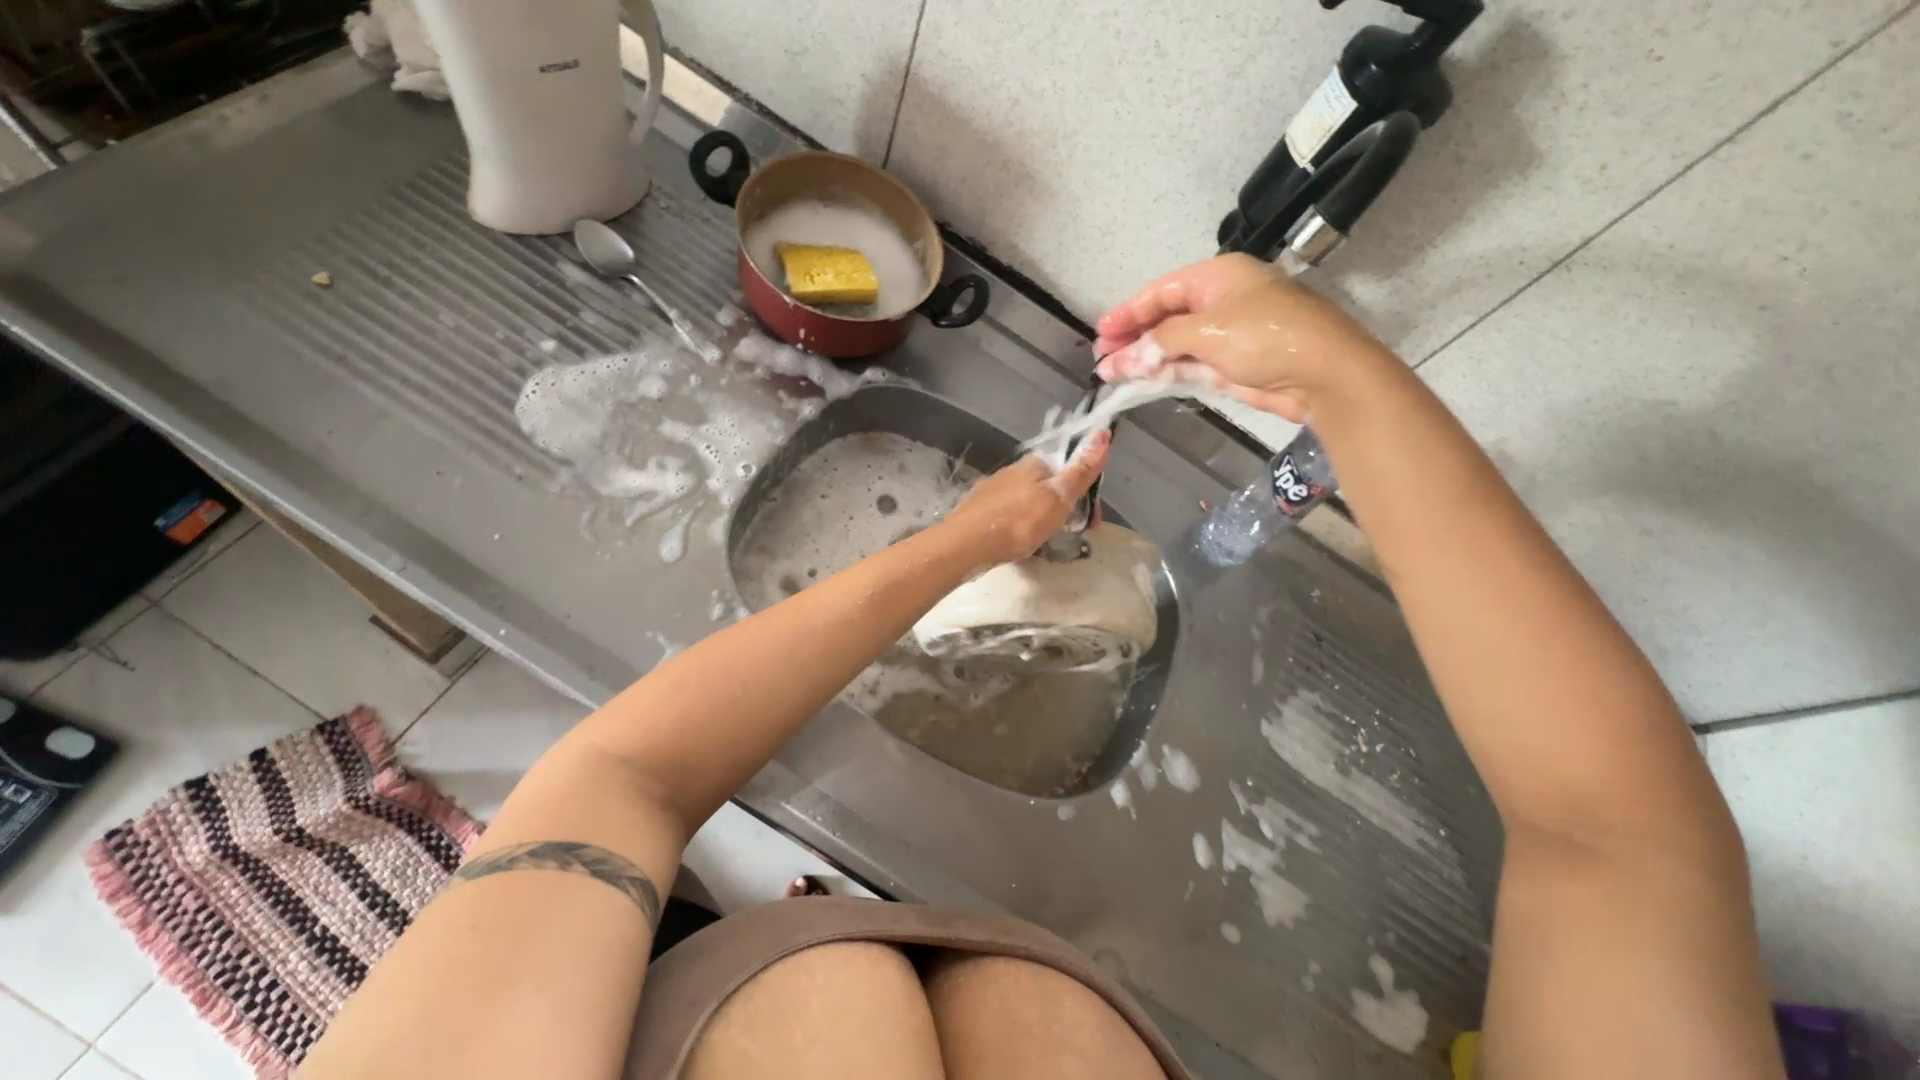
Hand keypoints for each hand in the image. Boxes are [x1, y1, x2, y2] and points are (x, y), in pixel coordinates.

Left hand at [939, 429, 1110, 565]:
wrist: (965, 546)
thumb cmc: (1018, 522)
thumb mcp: (1058, 498)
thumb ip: (1081, 470)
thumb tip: (1103, 432)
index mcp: (1034, 464)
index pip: (1068, 468)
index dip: (1085, 491)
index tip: (1094, 518)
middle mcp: (1012, 471)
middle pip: (1048, 485)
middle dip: (1065, 505)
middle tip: (1072, 532)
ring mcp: (994, 490)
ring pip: (1029, 499)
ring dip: (1044, 515)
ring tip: (1048, 538)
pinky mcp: (980, 510)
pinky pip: (1011, 513)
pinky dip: (1022, 524)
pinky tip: (1021, 539)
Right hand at [1091, 254, 1391, 422]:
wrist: (1324, 374)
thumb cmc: (1267, 337)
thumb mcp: (1208, 331)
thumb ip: (1162, 341)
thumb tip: (1128, 357)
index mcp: (1218, 277)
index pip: (1162, 291)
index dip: (1129, 311)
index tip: (1101, 333)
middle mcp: (1221, 301)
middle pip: (1166, 318)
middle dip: (1133, 338)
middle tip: (1102, 357)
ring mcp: (1227, 336)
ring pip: (1175, 346)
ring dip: (1144, 359)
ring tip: (1111, 373)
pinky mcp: (1232, 366)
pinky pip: (1190, 367)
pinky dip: (1165, 373)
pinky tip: (1139, 380)